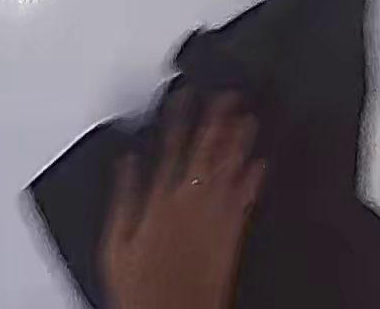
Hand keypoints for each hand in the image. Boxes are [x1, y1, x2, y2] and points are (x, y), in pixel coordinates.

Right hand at [101, 93, 265, 308]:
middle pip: (206, 153)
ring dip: (239, 143)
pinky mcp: (230, 239)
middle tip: (230, 96)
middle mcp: (189, 204)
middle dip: (218, 122)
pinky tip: (261, 163)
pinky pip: (244, 202)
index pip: (171, 147)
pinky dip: (253, 181)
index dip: (181, 118)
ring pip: (228, 171)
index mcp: (160, 200)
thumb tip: (127, 159)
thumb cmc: (143, 285)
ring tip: (248, 118)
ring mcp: (213, 220)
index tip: (189, 94)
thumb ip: (124, 195)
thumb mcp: (118, 240)